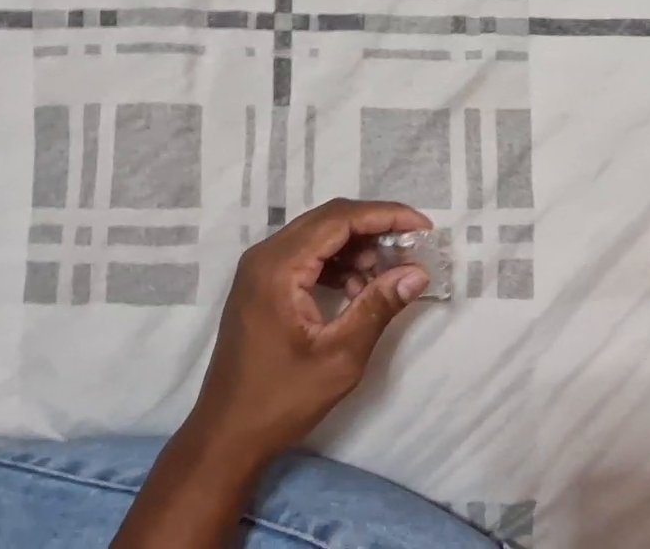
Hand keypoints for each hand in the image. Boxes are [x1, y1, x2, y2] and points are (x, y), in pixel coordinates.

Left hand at [188, 197, 434, 458]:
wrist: (227, 433)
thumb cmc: (281, 399)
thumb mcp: (339, 356)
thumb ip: (378, 307)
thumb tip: (418, 272)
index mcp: (279, 266)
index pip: (339, 219)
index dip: (384, 216)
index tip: (422, 227)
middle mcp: (265, 255)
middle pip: (328, 220)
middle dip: (375, 226)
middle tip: (413, 244)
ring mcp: (260, 268)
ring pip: (318, 236)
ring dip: (357, 245)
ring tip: (390, 270)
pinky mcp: (262, 284)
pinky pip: (306, 256)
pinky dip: (337, 262)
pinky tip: (360, 287)